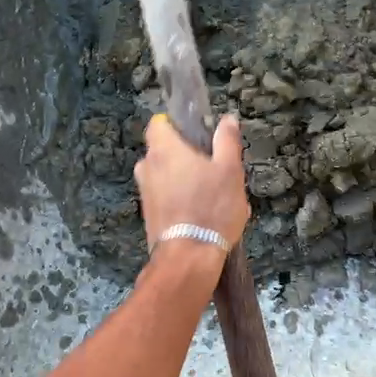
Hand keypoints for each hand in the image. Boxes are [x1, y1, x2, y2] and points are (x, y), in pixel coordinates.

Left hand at [135, 114, 249, 258]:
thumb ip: (227, 141)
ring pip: (165, 176)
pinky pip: (165, 198)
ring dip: (184, 180)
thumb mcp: (230, 171)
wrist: (188, 257)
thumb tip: (227, 119)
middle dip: (184, 155)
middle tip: (212, 167)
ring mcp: (145, 193)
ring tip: (212, 195)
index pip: (158, 123)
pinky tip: (204, 215)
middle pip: (163, 151)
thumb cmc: (211, 208)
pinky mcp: (149, 215)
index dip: (176, 124)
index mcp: (164, 149)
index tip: (197, 135)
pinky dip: (180, 200)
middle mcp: (147, 167)